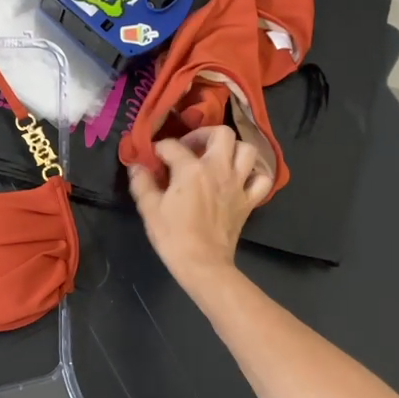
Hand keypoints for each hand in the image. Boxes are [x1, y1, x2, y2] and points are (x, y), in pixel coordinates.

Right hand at [128, 125, 271, 283]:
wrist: (203, 264)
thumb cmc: (173, 237)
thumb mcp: (149, 209)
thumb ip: (142, 182)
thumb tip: (136, 166)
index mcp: (191, 169)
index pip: (172, 146)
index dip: (159, 149)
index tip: (152, 158)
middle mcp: (219, 169)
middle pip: (222, 133)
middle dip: (204, 134)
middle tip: (190, 147)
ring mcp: (238, 184)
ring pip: (247, 150)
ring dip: (232, 149)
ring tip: (217, 158)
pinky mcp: (249, 200)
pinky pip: (262, 178)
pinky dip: (253, 174)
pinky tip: (240, 177)